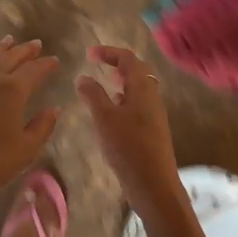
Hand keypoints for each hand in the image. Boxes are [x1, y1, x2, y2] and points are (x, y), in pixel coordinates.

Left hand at [0, 37, 60, 202]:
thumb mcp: (25, 150)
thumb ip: (42, 127)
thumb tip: (55, 108)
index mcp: (13, 91)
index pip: (34, 71)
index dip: (46, 65)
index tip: (55, 61)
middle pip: (12, 58)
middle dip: (26, 50)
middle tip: (37, 44)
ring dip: (2, 49)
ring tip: (10, 40)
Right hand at [77, 46, 183, 219]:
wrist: (154, 184)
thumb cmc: (128, 147)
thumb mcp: (105, 118)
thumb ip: (93, 95)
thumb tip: (83, 77)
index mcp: (142, 88)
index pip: (127, 58)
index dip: (108, 52)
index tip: (89, 54)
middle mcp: (151, 96)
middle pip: (137, 70)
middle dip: (118, 64)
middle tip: (99, 64)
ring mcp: (154, 113)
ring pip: (139, 88)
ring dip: (122, 81)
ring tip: (105, 84)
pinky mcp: (153, 129)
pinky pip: (139, 103)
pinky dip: (125, 98)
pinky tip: (113, 112)